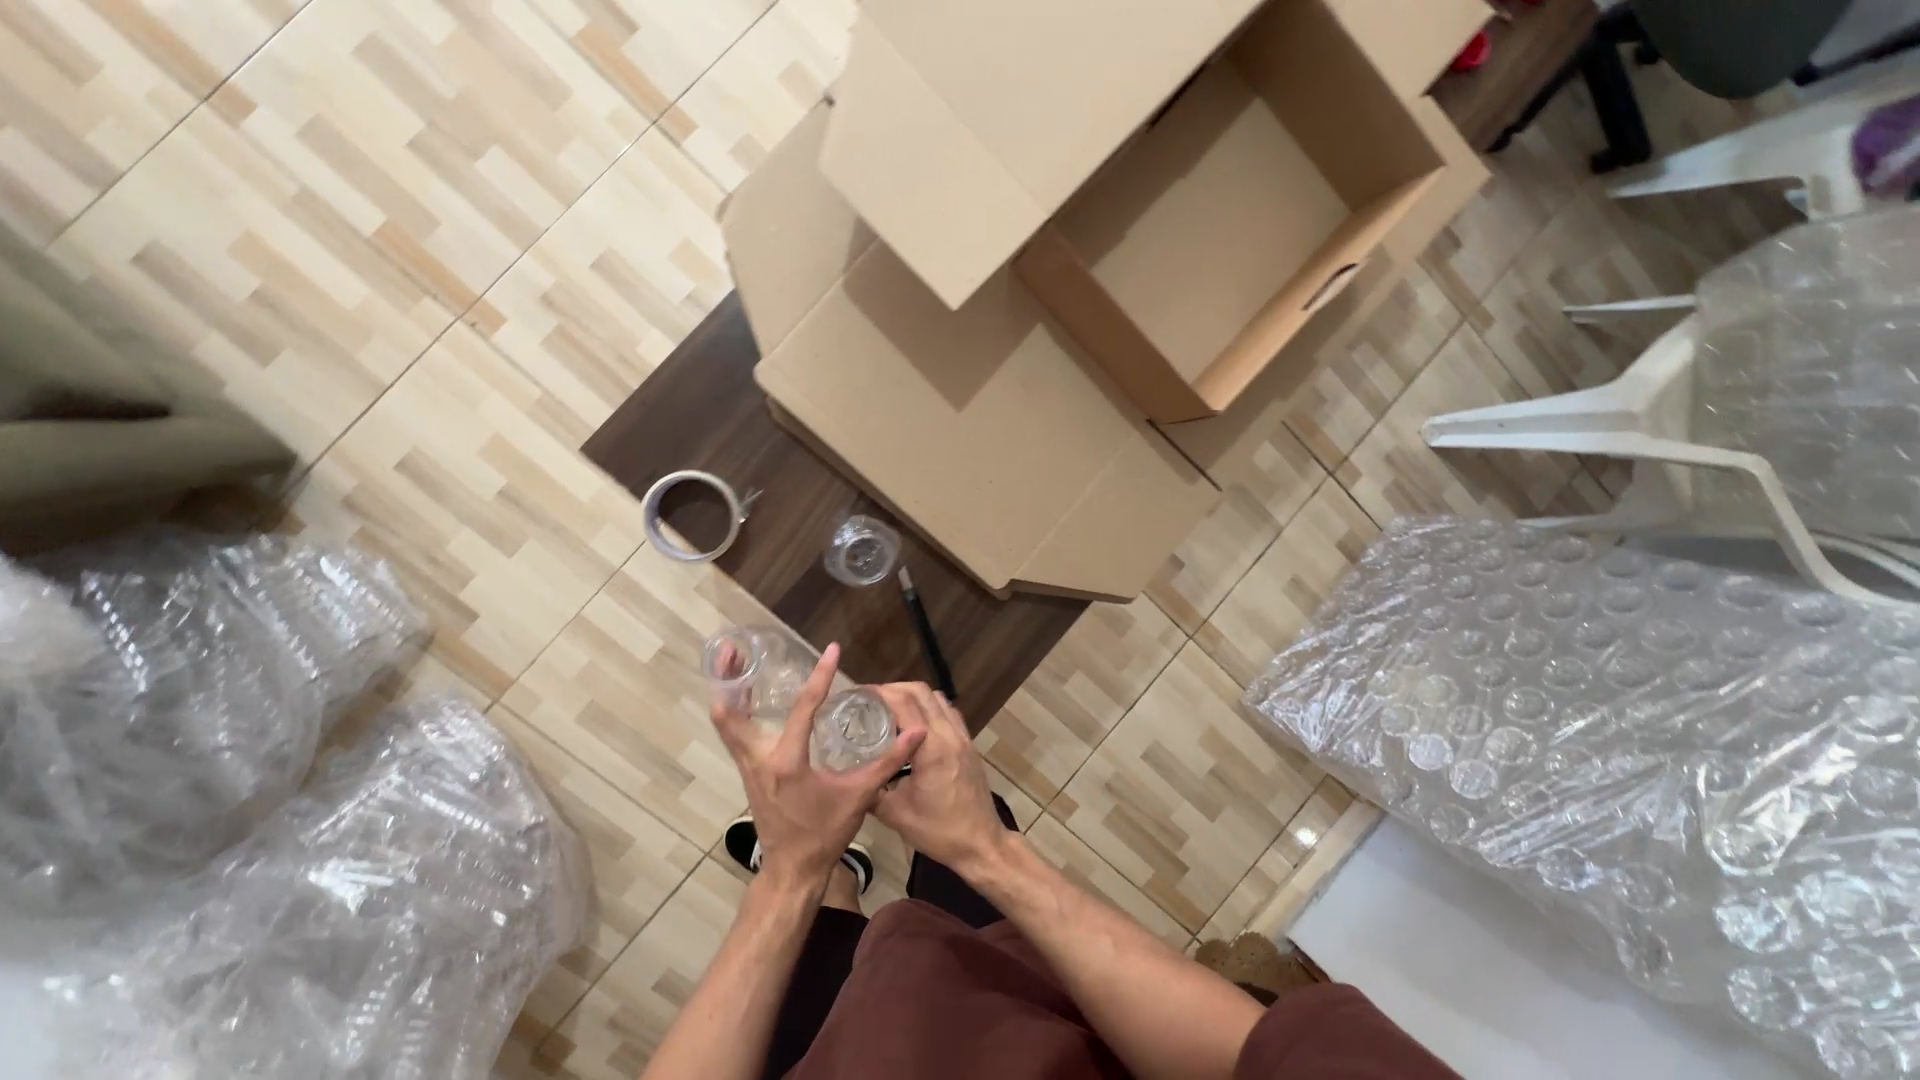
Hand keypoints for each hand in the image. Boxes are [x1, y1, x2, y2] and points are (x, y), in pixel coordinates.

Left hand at [710, 643, 924, 884]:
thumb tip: (917, 733)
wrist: (793, 869)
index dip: (821, 677)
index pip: (803, 708)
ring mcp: (748, 767)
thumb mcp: (860, 797)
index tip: (832, 650)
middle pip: (730, 712)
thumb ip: (888, 763)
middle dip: (729, 679)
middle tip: (732, 648)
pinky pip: (733, 735)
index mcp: (788, 762)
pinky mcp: (747, 774)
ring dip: (727, 692)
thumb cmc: (826, 833)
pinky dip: (734, 711)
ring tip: (731, 662)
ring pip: (726, 723)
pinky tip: (745, 698)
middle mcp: (759, 759)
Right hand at [872, 684, 1008, 872]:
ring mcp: (964, 738)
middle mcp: (950, 735)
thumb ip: (871, 791)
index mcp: (931, 748)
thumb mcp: (895, 815)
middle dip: (893, 689)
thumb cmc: (938, 831)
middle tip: (870, 700)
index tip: (857, 694)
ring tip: (890, 708)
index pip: (903, 703)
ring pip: (937, 699)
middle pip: (921, 692)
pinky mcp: (970, 744)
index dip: (879, 693)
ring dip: (913, 695)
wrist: (980, 844)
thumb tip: (849, 777)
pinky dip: (930, 707)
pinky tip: (914, 723)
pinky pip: (949, 712)